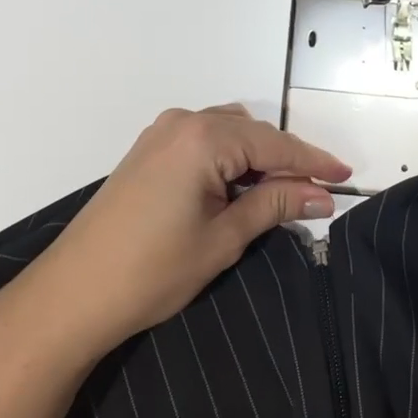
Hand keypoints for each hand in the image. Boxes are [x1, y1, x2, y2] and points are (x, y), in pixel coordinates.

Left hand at [0, 106, 349, 417]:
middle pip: (252, 133)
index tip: (345, 175)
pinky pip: (202, 140)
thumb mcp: (223, 239)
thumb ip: (274, 206)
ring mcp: (160, 134)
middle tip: (318, 192)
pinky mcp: (147, 150)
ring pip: (228, 134)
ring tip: (281, 194)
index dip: (313, 162)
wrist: (71, 295)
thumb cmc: (151, 270)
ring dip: (256, 159)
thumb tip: (319, 194)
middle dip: (285, 162)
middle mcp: (182, 122)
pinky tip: (239, 187)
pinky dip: (228, 158)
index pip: (274, 145)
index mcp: (203, 137)